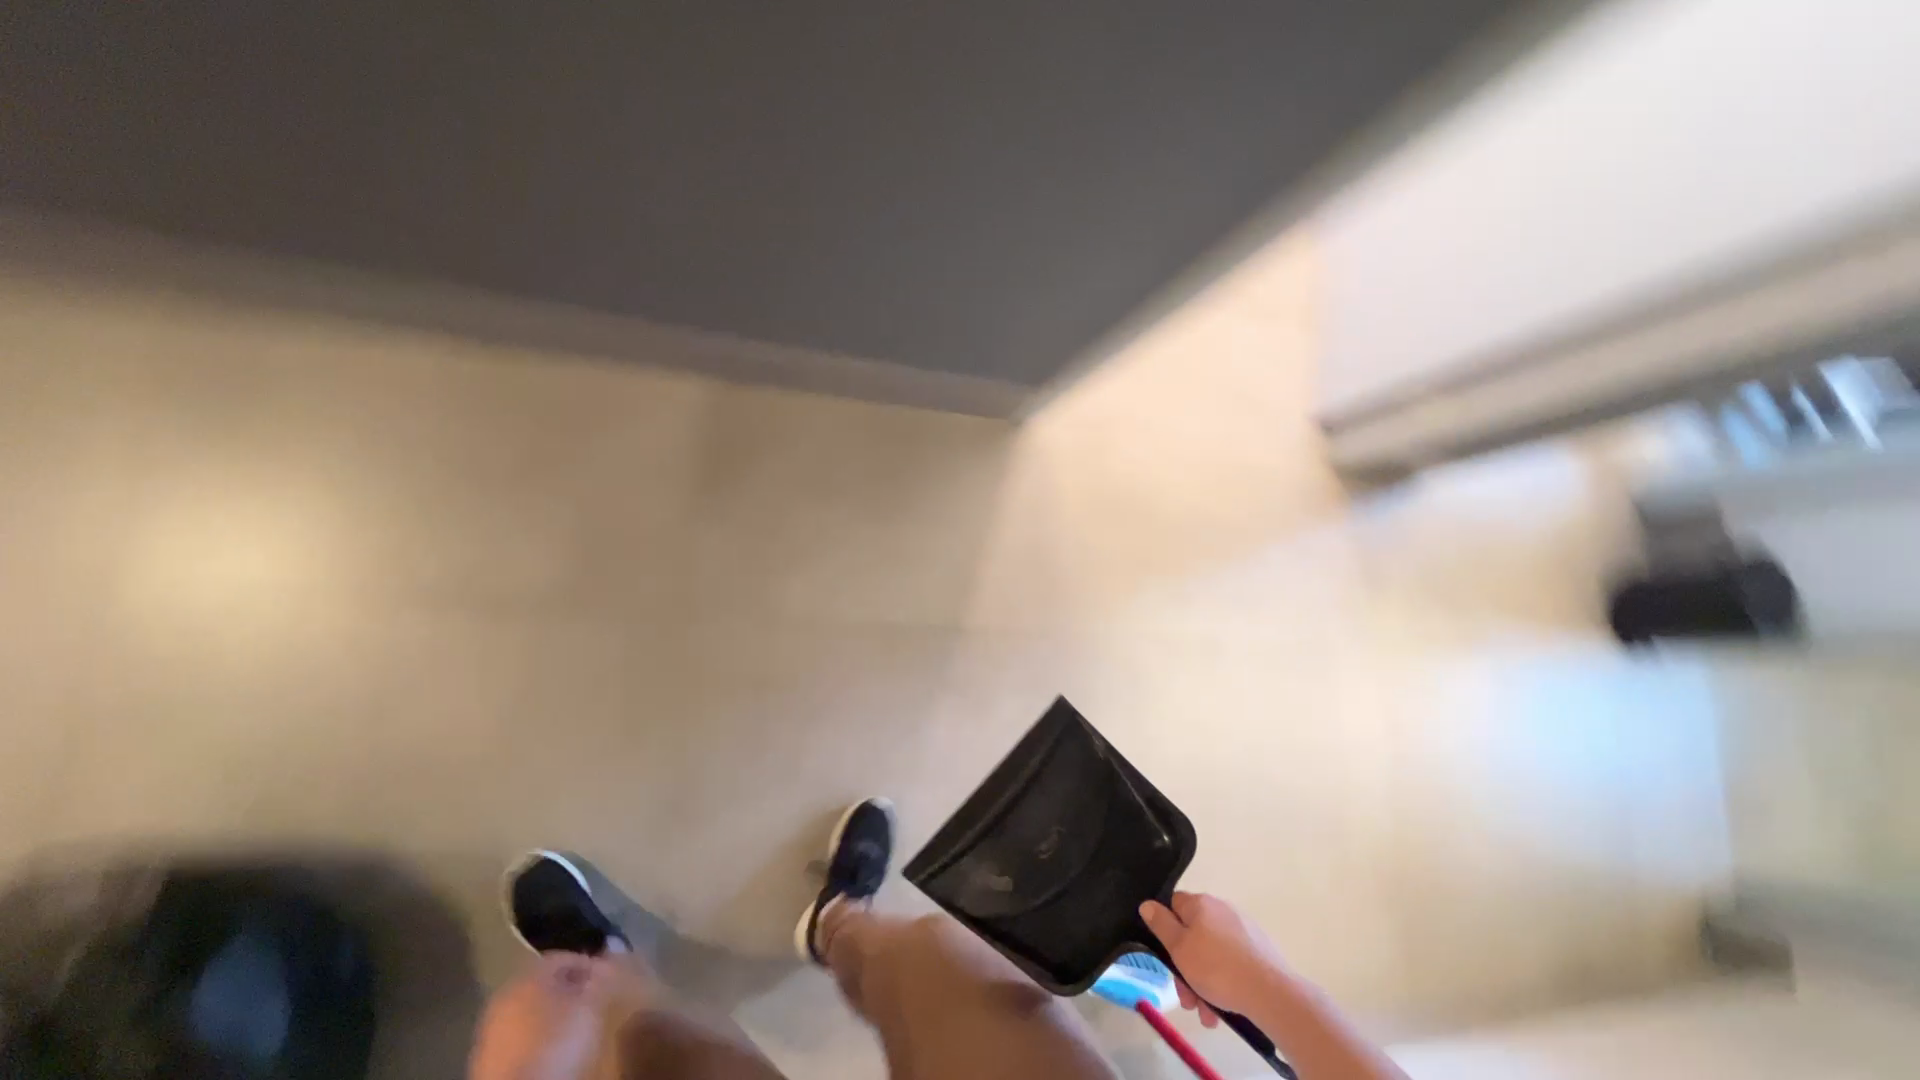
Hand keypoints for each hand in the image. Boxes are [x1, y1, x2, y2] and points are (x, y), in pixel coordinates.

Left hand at [469, 953, 648, 1079]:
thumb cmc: (558, 1043)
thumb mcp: (591, 1005)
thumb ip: (601, 977)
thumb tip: (611, 958)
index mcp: (529, 976)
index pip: (563, 957)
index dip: (590, 964)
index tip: (610, 978)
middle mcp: (505, 995)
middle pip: (545, 983)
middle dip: (570, 990)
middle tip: (595, 1003)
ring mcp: (492, 1030)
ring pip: (531, 1011)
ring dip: (553, 1015)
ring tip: (577, 1030)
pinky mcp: (488, 1060)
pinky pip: (521, 1038)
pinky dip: (538, 1039)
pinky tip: (554, 1052)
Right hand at [1140, 891, 1290, 1026]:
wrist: (1270, 993)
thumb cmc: (1216, 969)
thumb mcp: (1179, 948)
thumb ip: (1161, 925)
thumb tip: (1148, 904)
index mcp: (1201, 904)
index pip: (1173, 904)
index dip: (1164, 928)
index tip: (1166, 956)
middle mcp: (1222, 910)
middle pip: (1192, 935)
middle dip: (1185, 969)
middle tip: (1186, 998)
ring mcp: (1243, 930)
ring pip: (1211, 955)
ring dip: (1202, 984)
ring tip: (1205, 1014)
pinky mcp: (1258, 951)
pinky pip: (1231, 964)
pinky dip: (1223, 984)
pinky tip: (1222, 1010)